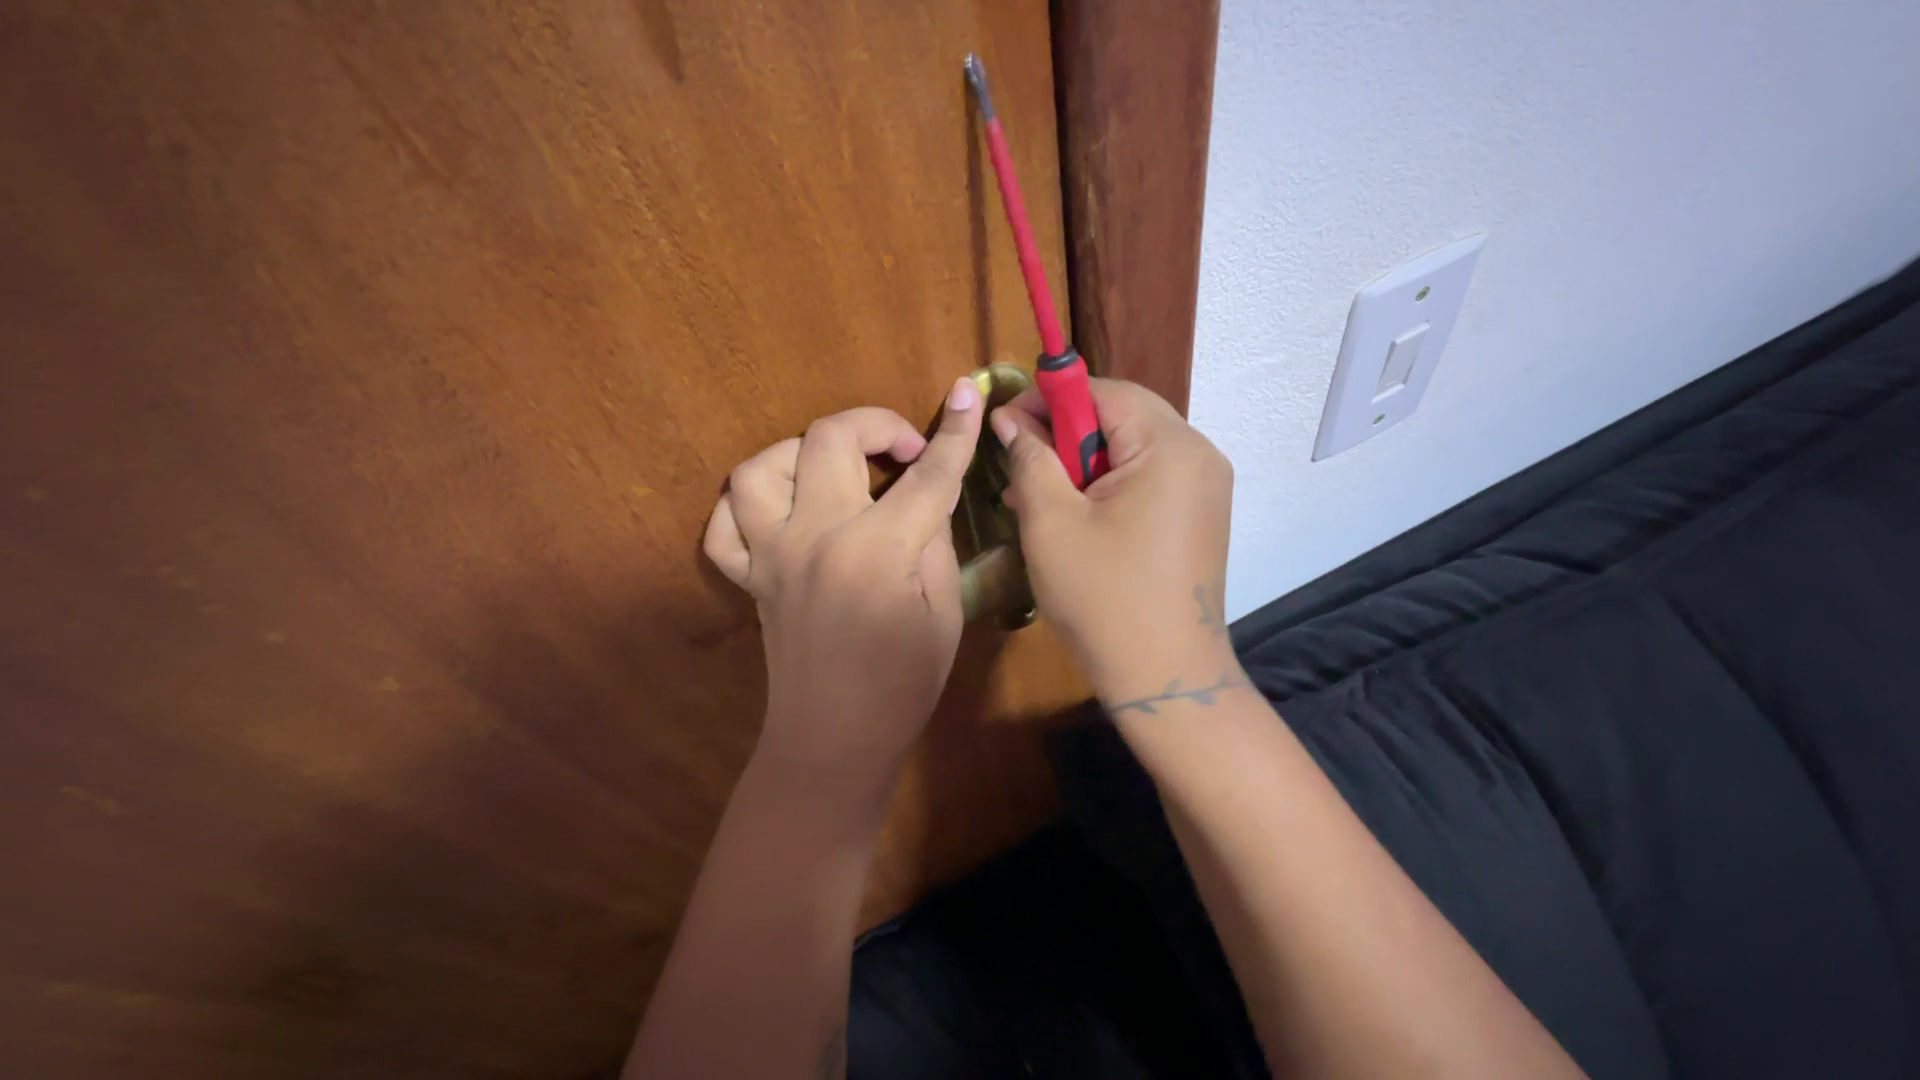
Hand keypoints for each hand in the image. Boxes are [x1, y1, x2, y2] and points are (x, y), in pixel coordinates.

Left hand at [704, 379, 982, 797]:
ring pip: (760, 468)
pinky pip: (725, 525)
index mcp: (875, 549)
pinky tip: (782, 511)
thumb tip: (922, 497)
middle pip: (830, 439)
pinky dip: (748, 506)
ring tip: (836, 472)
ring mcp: (770, 555)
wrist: (835, 740)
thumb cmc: (903, 685)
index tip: (967, 394)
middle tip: (905, 452)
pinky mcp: (749, 578)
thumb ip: (933, 541)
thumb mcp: (944, 613)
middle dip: (876, 424)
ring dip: (801, 453)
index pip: (925, 475)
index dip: (952, 433)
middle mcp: (813, 536)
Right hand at [989, 378, 1235, 696]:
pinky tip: (1074, 519)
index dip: (1049, 399)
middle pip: (1122, 417)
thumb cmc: (1103, 596)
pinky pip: (1148, 480)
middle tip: (1019, 465)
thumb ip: (1030, 458)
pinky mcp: (1200, 516)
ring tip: (1036, 499)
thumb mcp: (1051, 521)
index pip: (1104, 391)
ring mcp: (1206, 488)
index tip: (1006, 423)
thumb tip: (1011, 418)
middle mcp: (1199, 455)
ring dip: (1081, 464)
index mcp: (1170, 446)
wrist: (1165, 675)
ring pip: (1132, 450)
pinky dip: (1108, 487)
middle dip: (1064, 435)